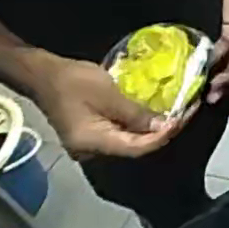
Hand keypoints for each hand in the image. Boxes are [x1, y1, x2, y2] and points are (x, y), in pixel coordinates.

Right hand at [24, 52, 192, 158]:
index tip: (183, 119)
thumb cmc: (74, 81)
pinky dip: (138, 124)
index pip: (137, 148)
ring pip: (129, 140)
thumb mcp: (108, 93)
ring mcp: (90, 145)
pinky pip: (120, 133)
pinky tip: (153, 111)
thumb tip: (164, 125)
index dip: (162, 136)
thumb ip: (135, 112)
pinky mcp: (91, 134)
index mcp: (94, 144)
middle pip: (134, 147)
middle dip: (162, 132)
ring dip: (152, 128)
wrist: (43, 75)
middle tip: (185, 113)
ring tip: (175, 112)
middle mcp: (92, 152)